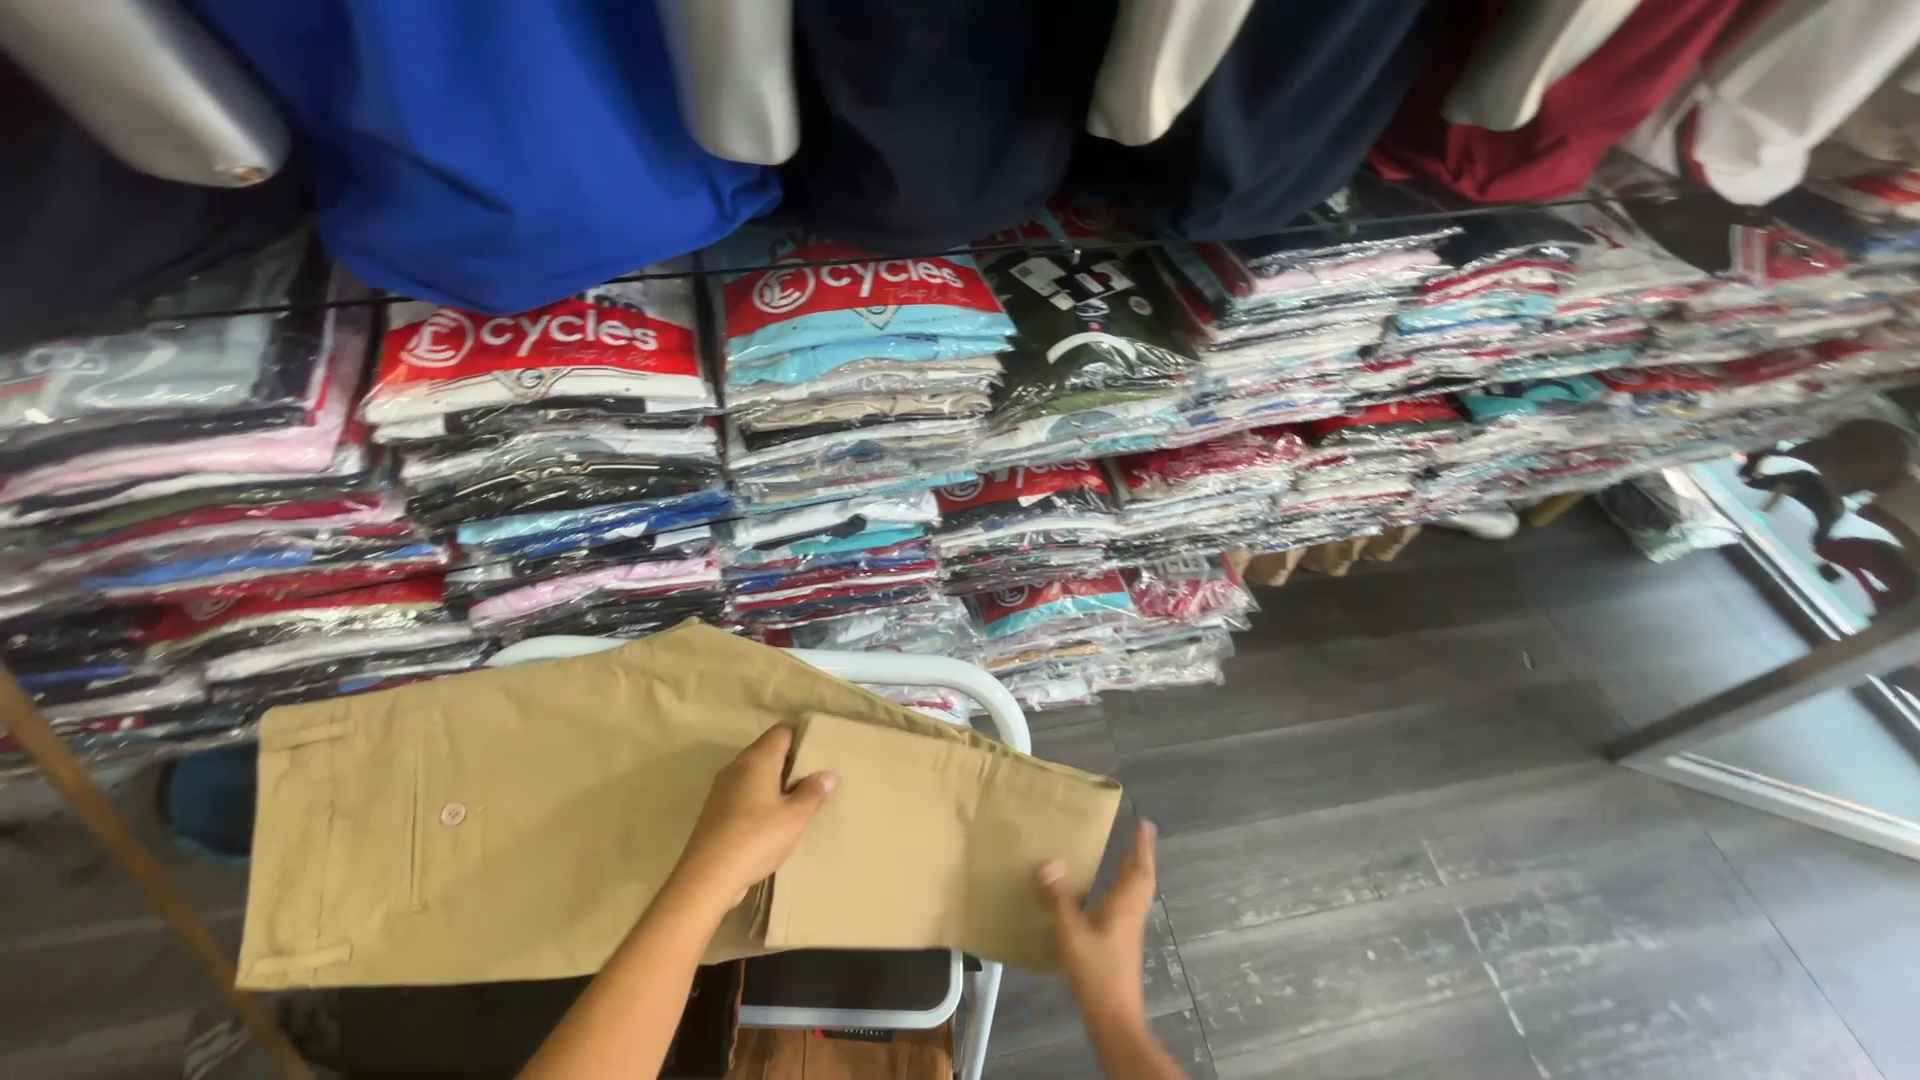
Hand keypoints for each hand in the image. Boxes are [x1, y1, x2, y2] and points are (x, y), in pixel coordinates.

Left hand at [669, 725, 836, 909]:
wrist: (706, 877)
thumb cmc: (755, 838)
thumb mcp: (794, 817)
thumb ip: (813, 793)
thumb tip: (828, 775)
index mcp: (757, 759)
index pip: (782, 731)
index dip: (803, 735)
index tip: (823, 749)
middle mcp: (737, 767)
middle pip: (769, 750)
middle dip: (793, 760)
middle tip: (818, 775)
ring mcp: (723, 788)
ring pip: (757, 773)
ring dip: (778, 782)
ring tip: (802, 797)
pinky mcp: (717, 810)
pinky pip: (746, 792)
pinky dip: (763, 798)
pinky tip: (777, 818)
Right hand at [1036, 818, 1157, 1031]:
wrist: (1114, 1018)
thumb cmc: (1096, 972)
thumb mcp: (1071, 933)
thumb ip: (1059, 899)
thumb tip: (1048, 862)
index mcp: (1124, 906)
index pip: (1138, 869)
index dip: (1141, 846)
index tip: (1144, 823)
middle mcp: (1130, 914)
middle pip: (1140, 880)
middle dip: (1138, 856)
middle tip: (1135, 835)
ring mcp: (1127, 931)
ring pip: (1134, 895)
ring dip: (1131, 874)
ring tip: (1121, 858)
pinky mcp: (1120, 945)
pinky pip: (1125, 907)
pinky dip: (1120, 892)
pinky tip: (1103, 897)